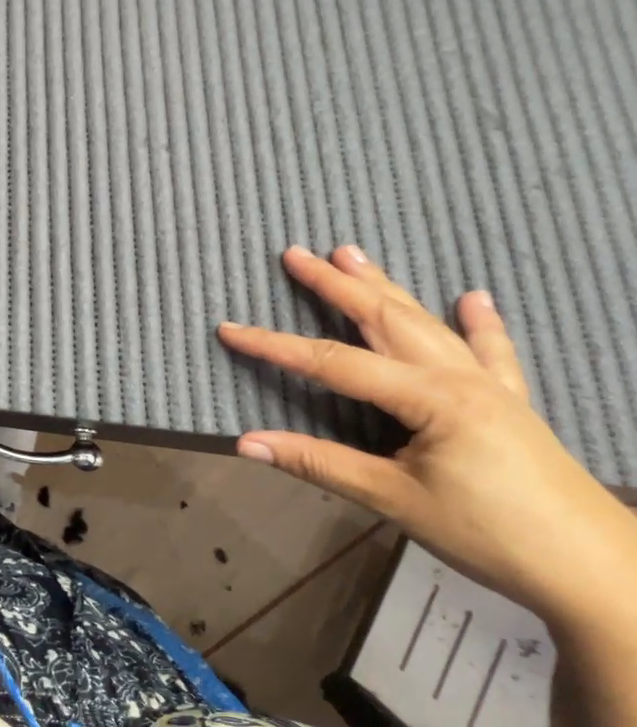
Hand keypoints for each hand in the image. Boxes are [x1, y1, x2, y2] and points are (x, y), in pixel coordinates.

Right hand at [219, 245, 636, 625]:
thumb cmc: (493, 535)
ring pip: (427, 324)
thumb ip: (319, 463)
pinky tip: (475, 298)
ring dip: (387, 288)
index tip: (228, 329)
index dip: (275, 345)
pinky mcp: (512, 407)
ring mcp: (490, 390)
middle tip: (297, 254)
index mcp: (431, 399)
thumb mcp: (395, 500)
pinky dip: (482, 324)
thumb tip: (246, 442)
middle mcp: (459, 380)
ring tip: (354, 253)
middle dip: (336, 285)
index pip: (333, 361)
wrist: (599, 574)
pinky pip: (493, 355)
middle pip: (384, 320)